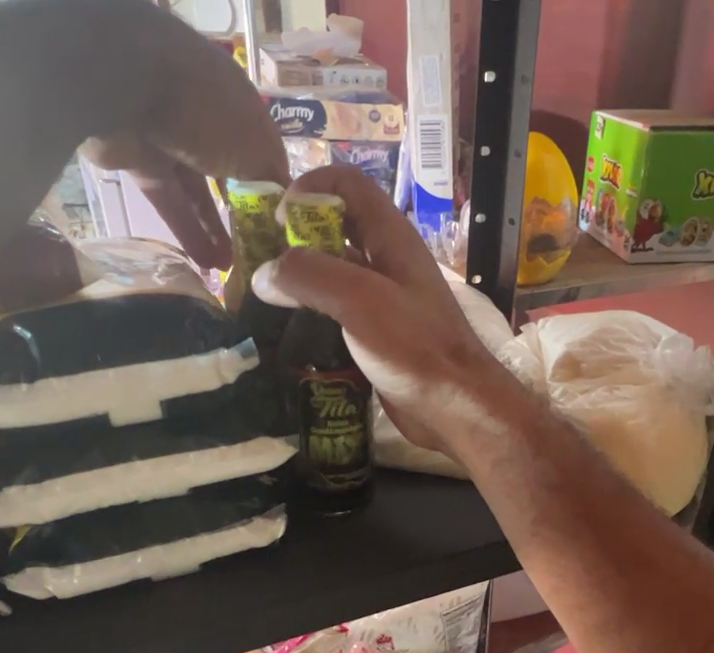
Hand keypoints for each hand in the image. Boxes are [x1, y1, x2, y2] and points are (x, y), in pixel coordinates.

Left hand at [81, 4, 287, 268]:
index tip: (287, 228)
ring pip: (201, 194)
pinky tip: (209, 266)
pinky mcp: (142, 162)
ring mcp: (173, 140)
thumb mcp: (254, 149)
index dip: (277, 191)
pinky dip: (189, 234)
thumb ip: (270, 181)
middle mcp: (209, 120)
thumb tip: (284, 208)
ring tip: (235, 269)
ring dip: (218, 232)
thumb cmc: (206, 110)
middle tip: (261, 254)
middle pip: (232, 176)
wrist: (123, 84)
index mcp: (240, 107)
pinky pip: (172, 203)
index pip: (266, 153)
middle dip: (246, 216)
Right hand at [248, 165, 517, 452]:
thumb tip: (263, 274)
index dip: (309, 188)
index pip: (347, 184)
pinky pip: (337, 309)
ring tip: (262, 296)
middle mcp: (387, 260)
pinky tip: (287, 328)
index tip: (277, 220)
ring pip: (333, 271)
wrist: (455, 406)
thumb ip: (310, 276)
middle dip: (295, 234)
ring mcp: (383, 298)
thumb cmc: (414, 347)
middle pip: (334, 226)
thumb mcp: (360, 300)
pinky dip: (311, 310)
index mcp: (390, 237)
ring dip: (299, 276)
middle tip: (258, 261)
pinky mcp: (377, 333)